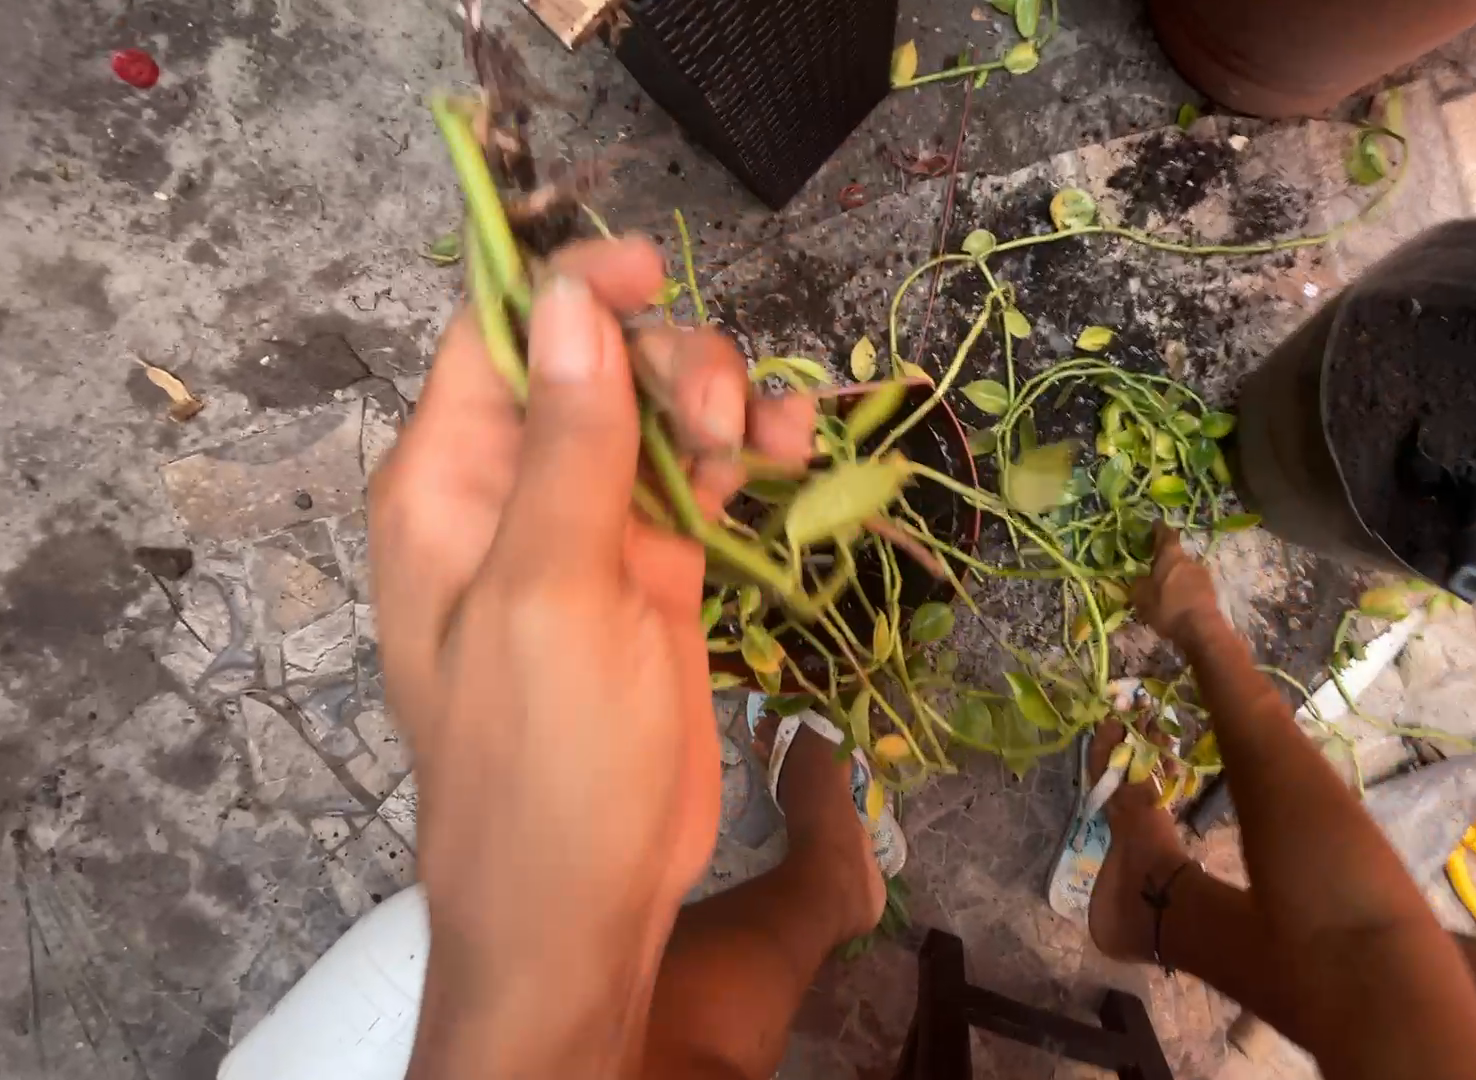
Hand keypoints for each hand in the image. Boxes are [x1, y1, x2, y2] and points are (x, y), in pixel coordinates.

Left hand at [368, 238, 811, 1073]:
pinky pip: (711, 479)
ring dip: (727, 408)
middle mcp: (528, 492)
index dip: (572, 288)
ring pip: (670, 417)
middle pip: (605, 366)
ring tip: (770, 447)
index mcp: (457, 485)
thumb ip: (568, 449)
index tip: (651, 269)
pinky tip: (792, 457)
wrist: (594, 887)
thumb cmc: (545, 756)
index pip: (505, 340)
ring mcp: (605, 528)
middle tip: (719, 428)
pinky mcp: (666, 565)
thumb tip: (574, 304)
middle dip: (672, 368)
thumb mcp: (551, 594)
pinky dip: (752, 458)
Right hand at [1131, 522, 1223, 644]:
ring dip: (1176, 577)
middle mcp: (1189, 559)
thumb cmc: (1167, 607)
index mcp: (1170, 555)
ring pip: (1185, 571)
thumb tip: (1139, 578)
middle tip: (1153, 570)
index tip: (1154, 525)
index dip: (1159, 529)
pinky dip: (1185, 590)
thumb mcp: (1141, 596)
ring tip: (1165, 591)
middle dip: (1165, 561)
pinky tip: (1177, 603)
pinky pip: (1193, 585)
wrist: (1201, 629)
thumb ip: (1138, 583)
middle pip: (1176, 555)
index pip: (1165, 534)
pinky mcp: (1211, 590)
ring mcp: (1203, 574)